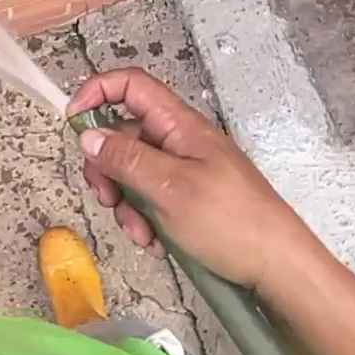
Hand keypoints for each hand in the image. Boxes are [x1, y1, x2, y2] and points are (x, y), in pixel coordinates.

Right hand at [67, 68, 323, 288]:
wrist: (281, 269)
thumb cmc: (232, 223)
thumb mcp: (169, 190)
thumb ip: (125, 159)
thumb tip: (86, 136)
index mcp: (179, 124)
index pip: (130, 84)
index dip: (96, 92)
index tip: (72, 122)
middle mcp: (179, 140)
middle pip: (122, 133)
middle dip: (106, 165)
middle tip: (106, 197)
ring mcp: (183, 169)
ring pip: (131, 170)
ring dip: (124, 201)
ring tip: (140, 232)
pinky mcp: (186, 197)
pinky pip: (148, 196)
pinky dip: (142, 216)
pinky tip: (154, 241)